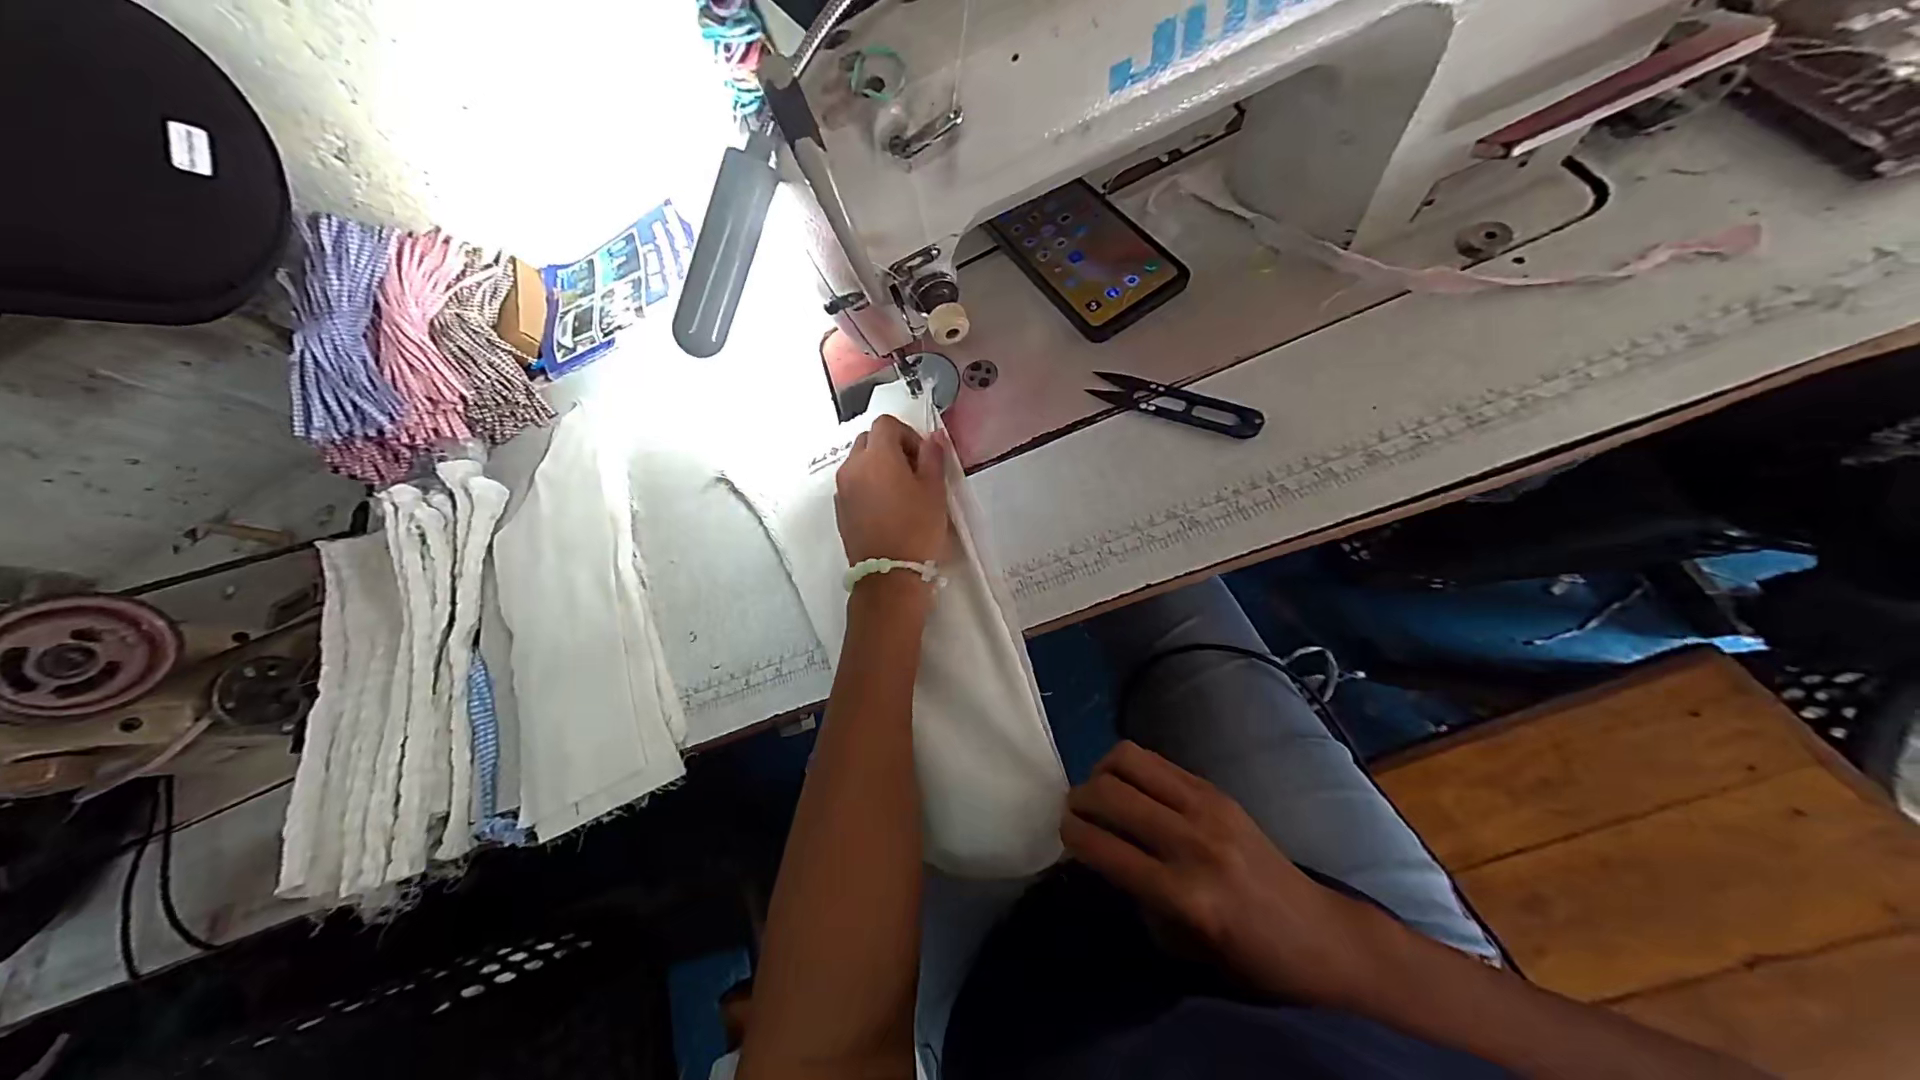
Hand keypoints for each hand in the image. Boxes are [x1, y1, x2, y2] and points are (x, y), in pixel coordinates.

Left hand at [835, 414, 950, 566]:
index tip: (923, 455)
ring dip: (878, 466)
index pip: (886, 424)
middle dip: (891, 447)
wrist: (889, 575)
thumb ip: (933, 457)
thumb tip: (933, 438)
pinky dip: (868, 485)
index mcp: (876, 457)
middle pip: (869, 440)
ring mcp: (842, 489)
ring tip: (901, 490)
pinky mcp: (840, 509)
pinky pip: (853, 484)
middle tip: (914, 470)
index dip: (907, 434)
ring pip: (859, 462)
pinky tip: (888, 507)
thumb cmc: (916, 530)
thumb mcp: (934, 491)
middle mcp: (852, 467)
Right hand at [1061, 741, 1389, 1006]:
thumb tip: (1098, 850)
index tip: (1064, 836)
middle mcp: (1192, 841)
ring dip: (1101, 773)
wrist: (1320, 935)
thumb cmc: (1249, 957)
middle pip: (1109, 792)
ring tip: (1101, 793)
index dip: (1071, 836)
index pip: (1104, 847)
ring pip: (1128, 759)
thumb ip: (1137, 894)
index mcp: (1184, 894)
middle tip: (1075, 812)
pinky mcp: (1217, 789)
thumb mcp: (1183, 945)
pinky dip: (1130, 768)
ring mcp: (1207, 807)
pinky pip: (1156, 760)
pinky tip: (1132, 788)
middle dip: (1079, 799)